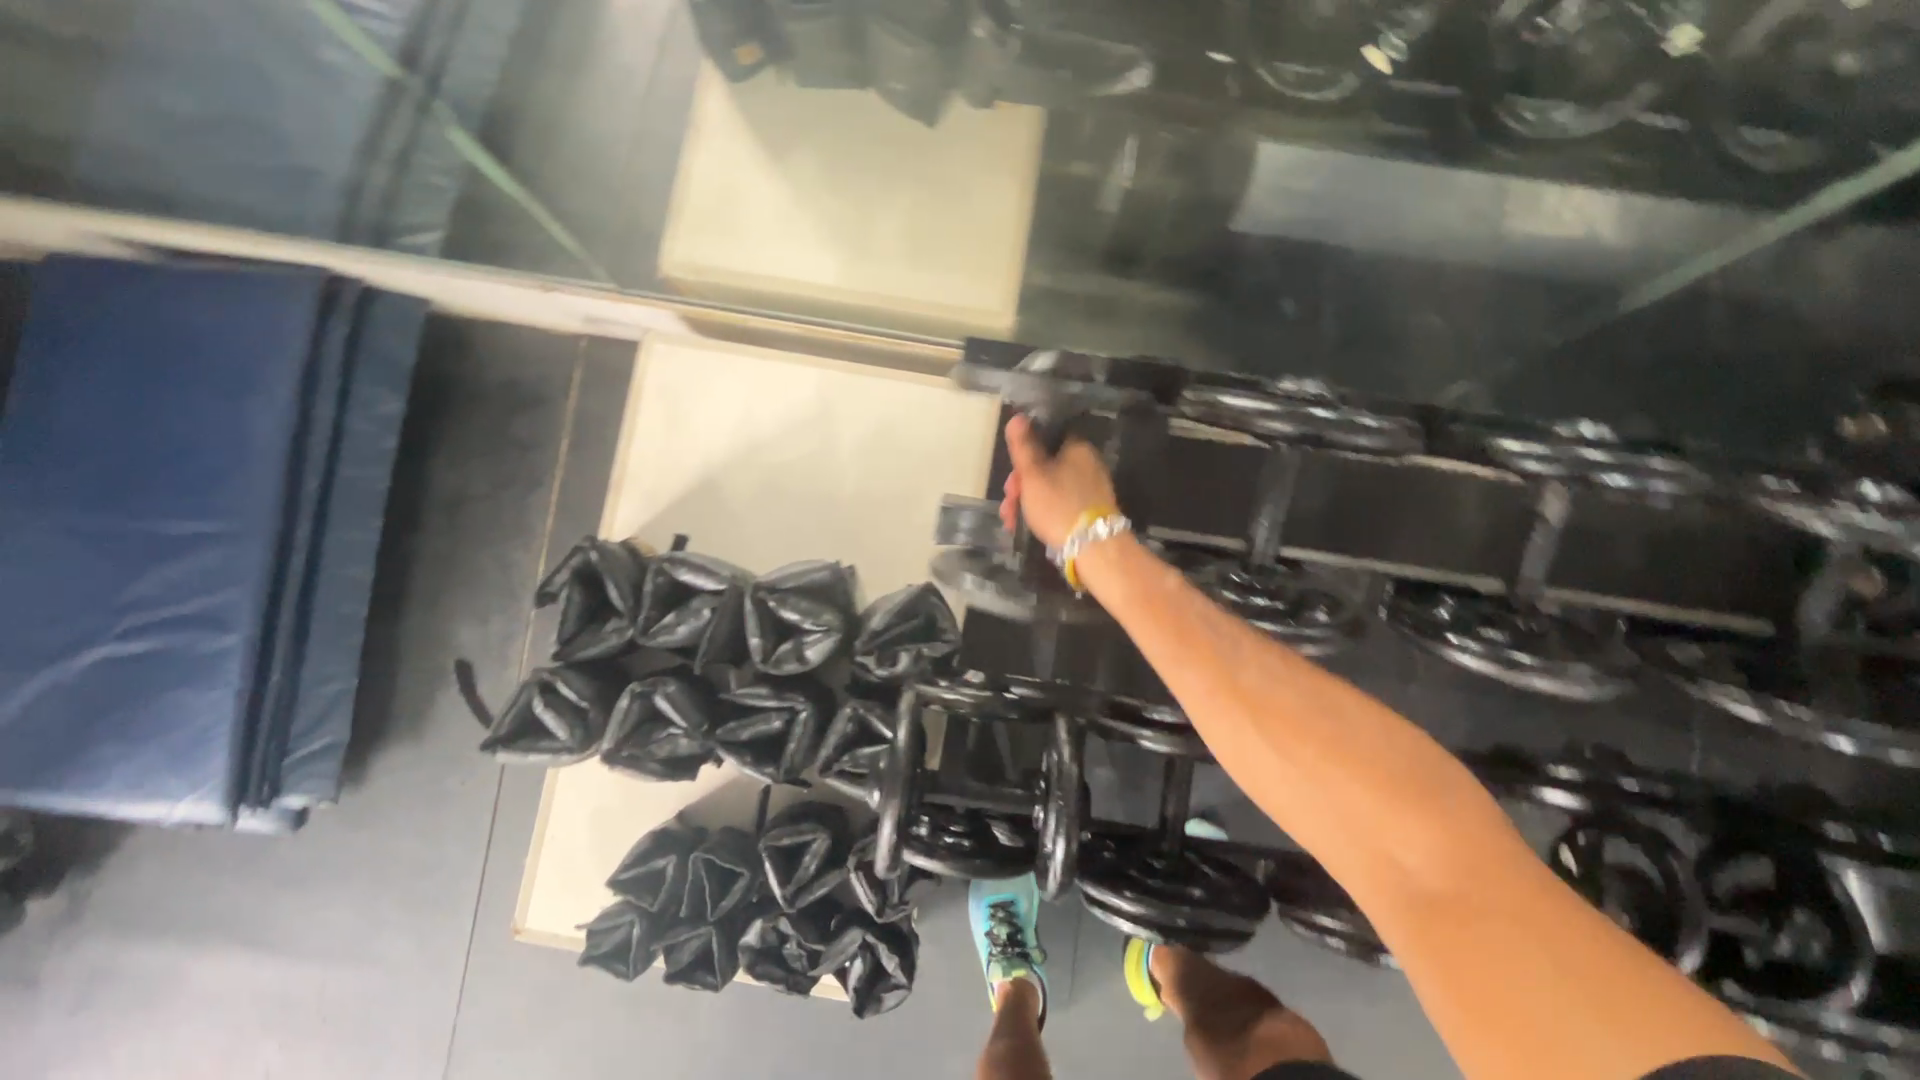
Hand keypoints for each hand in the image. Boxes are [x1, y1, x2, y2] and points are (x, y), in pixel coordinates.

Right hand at [999, 413, 1118, 548]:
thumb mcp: (1033, 474)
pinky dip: (1043, 512)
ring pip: (1050, 487)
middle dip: (1021, 485)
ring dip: (1026, 501)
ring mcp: (1091, 488)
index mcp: (1077, 448)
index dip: (1023, 455)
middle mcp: (1088, 464)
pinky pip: (1060, 504)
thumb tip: (1018, 416)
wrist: (1093, 548)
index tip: (1011, 475)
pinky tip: (1027, 527)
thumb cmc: (1058, 506)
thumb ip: (1023, 446)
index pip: (1046, 439)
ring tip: (1011, 521)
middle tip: (1009, 504)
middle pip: (1045, 466)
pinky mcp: (1091, 511)